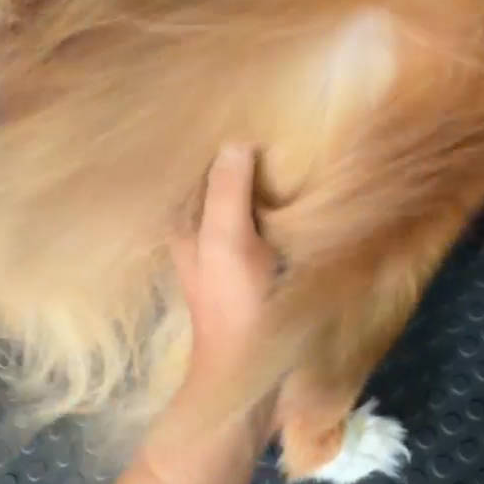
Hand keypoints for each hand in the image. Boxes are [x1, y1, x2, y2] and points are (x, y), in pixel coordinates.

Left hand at [167, 145, 281, 437]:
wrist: (251, 374)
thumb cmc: (235, 307)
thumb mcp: (227, 243)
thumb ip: (228, 193)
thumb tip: (237, 140)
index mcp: (185, 222)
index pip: (196, 165)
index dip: (217, 139)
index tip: (247, 109)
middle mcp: (201, 230)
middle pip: (221, 179)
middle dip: (242, 154)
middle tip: (277, 119)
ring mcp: (229, 247)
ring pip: (244, 197)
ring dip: (263, 177)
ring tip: (290, 141)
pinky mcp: (254, 263)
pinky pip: (263, 219)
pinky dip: (276, 202)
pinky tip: (298, 187)